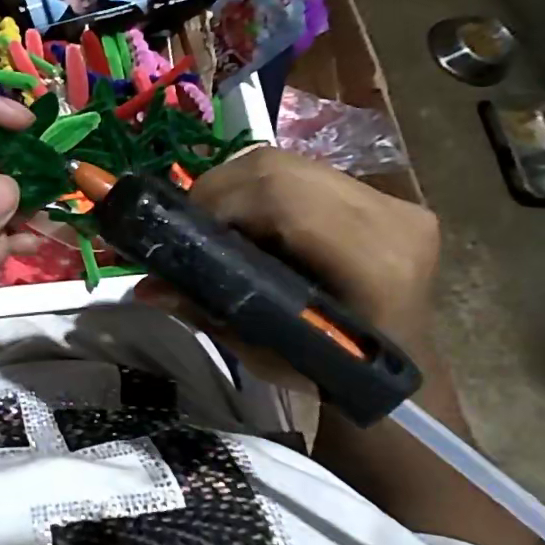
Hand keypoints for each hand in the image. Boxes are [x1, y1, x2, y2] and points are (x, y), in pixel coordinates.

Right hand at [132, 148, 439, 370]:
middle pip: (282, 168)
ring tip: (215, 219)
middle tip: (188, 221)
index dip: (220, 199)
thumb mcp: (264, 353)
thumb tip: (145, 287)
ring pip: (291, 163)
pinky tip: (249, 216)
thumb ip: (206, 311)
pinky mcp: (387, 198)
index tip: (181, 228)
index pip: (282, 195)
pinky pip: (306, 172)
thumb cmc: (332, 378)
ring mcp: (395, 203)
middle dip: (220, 188)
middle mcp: (392, 219)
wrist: (399, 381)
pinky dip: (264, 187)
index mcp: (374, 262)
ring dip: (239, 184)